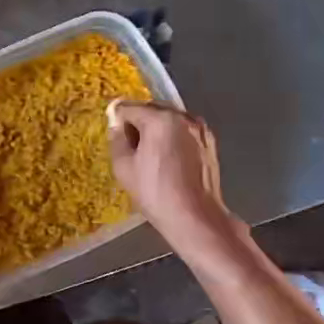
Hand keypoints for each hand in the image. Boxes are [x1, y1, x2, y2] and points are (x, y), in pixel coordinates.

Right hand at [107, 100, 235, 247]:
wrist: (195, 215)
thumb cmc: (155, 192)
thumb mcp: (124, 167)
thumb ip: (117, 139)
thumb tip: (116, 124)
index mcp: (159, 119)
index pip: (129, 108)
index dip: (117, 120)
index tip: (114, 136)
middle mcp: (183, 117)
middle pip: (152, 110)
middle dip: (138, 123)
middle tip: (130, 148)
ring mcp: (200, 129)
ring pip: (169, 120)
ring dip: (156, 131)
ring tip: (150, 156)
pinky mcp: (210, 142)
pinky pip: (183, 132)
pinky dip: (173, 139)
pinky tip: (168, 161)